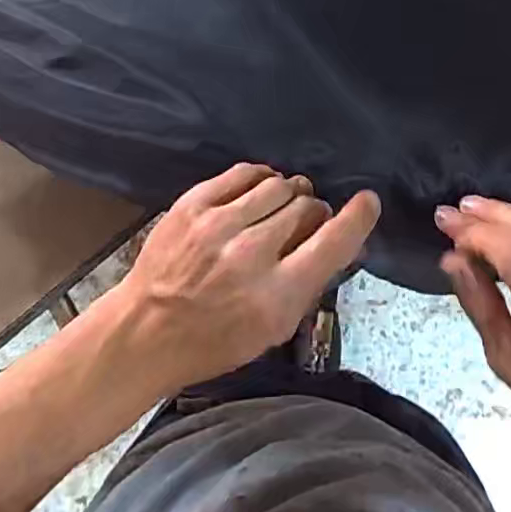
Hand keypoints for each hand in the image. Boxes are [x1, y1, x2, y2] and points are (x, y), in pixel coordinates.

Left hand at [108, 163, 379, 393]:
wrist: (143, 333)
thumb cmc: (215, 340)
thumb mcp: (274, 328)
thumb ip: (311, 281)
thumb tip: (343, 237)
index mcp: (275, 297)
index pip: (334, 241)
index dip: (358, 216)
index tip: (367, 202)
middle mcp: (249, 255)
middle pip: (307, 207)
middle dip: (313, 213)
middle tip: (303, 224)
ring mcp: (217, 225)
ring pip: (280, 185)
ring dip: (289, 194)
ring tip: (280, 207)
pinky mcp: (193, 204)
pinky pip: (246, 172)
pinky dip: (261, 179)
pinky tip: (258, 192)